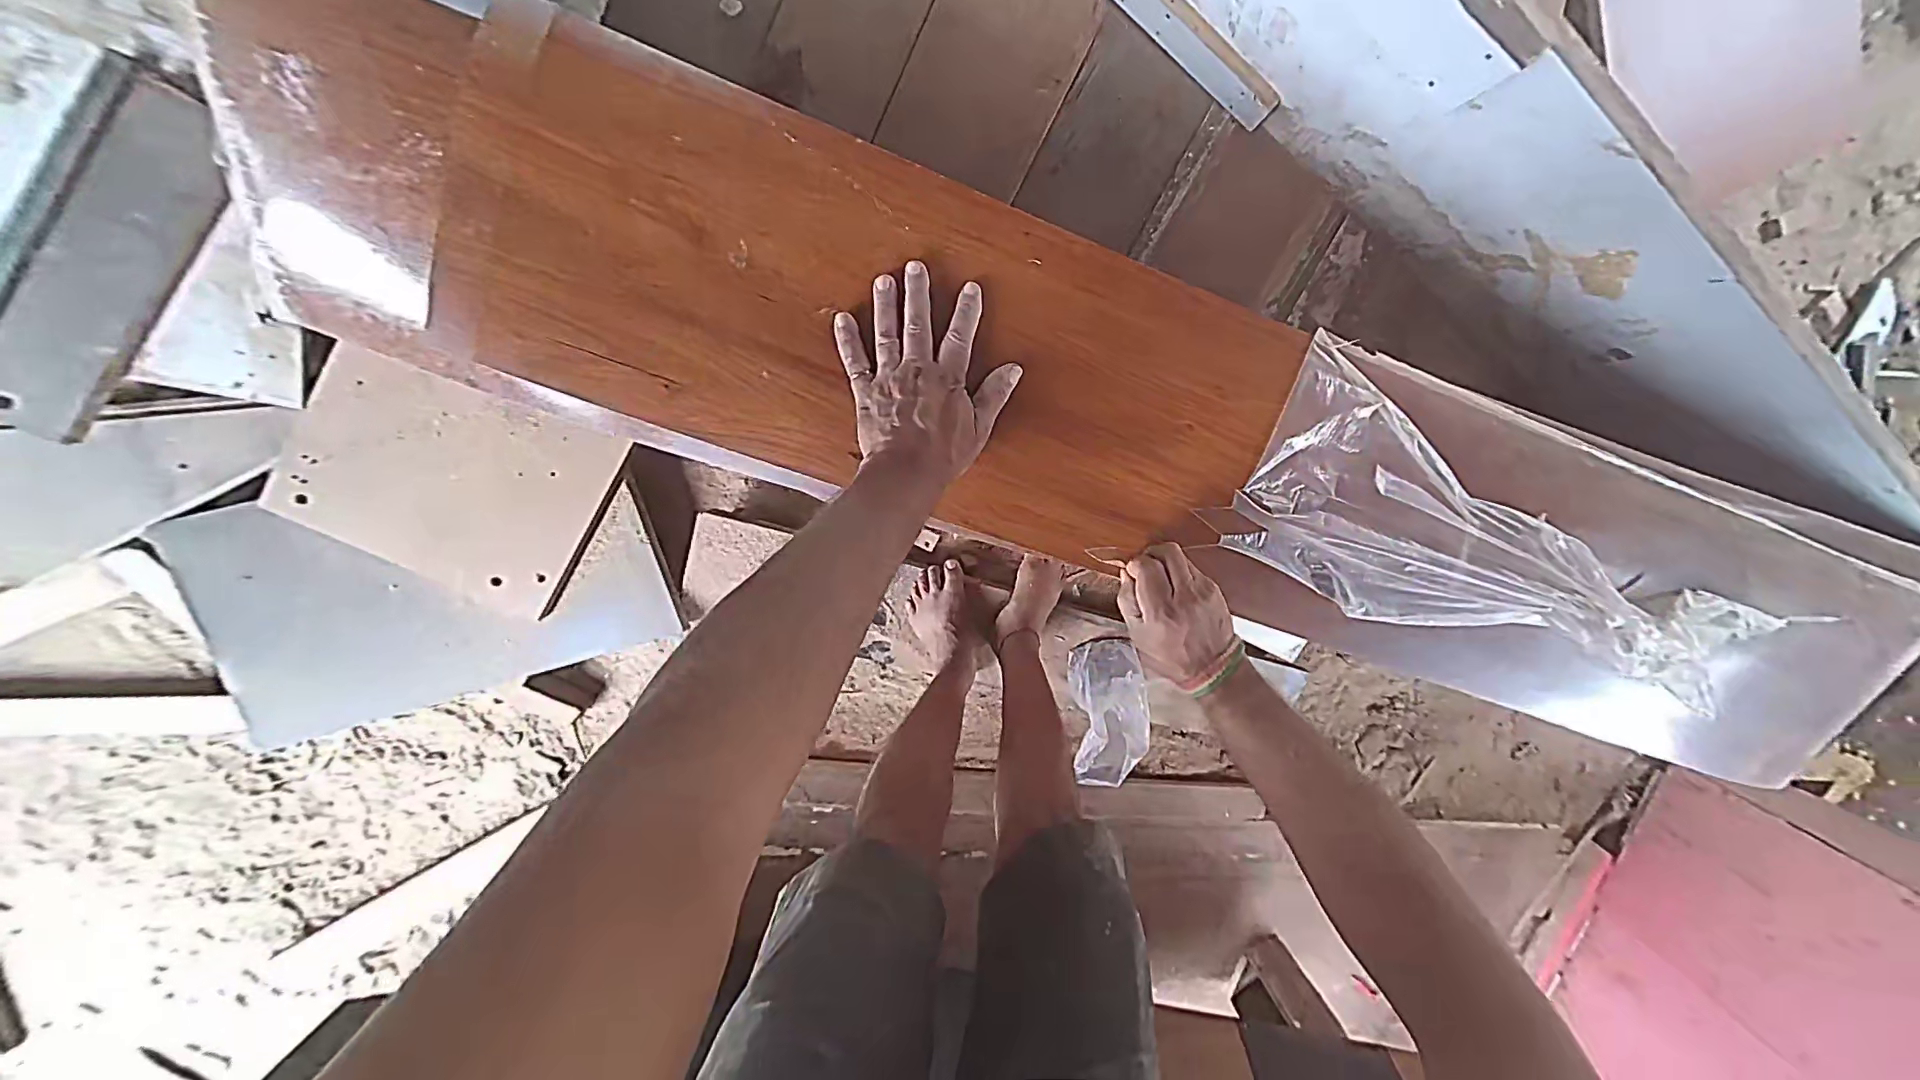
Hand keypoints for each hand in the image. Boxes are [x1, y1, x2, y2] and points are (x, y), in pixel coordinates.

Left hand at [833, 261, 1021, 486]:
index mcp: (947, 378)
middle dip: (918, 294)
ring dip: (886, 306)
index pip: (960, 337)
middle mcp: (917, 370)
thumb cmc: (942, 456)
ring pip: (887, 335)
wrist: (905, 473)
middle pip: (919, 325)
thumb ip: (993, 395)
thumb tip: (1012, 370)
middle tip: (915, 267)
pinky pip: (855, 362)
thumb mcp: (978, 428)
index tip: (970, 288)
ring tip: (884, 281)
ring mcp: (889, 379)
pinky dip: (847, 341)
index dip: (967, 312)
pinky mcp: (866, 392)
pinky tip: (841, 319)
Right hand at [1118, 543, 1238, 683]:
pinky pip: (1192, 567)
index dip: (1134, 563)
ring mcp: (1202, 591)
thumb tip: (1126, 574)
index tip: (1131, 571)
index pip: (1146, 566)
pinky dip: (1179, 571)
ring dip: (1165, 561)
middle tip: (1144, 566)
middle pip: (1166, 552)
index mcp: (1161, 612)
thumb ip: (1127, 600)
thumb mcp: (1137, 635)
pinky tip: (1175, 587)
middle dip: (1150, 553)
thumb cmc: (1172, 657)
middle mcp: (1184, 598)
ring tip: (1160, 577)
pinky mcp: (1213, 588)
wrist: (1213, 669)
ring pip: (1180, 556)